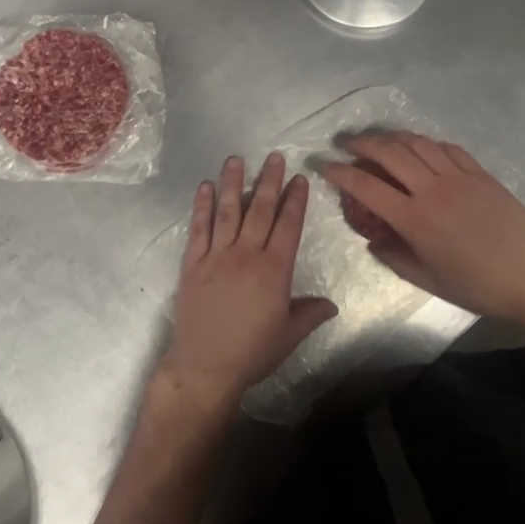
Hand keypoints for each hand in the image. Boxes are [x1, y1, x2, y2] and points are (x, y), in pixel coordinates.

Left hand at [160, 153, 338, 402]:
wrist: (205, 365)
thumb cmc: (252, 352)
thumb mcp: (289, 335)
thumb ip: (310, 314)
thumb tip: (331, 304)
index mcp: (274, 270)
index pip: (288, 225)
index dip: (295, 200)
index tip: (300, 178)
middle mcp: (246, 254)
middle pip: (261, 210)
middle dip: (270, 181)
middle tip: (274, 157)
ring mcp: (217, 255)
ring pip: (228, 211)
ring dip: (234, 183)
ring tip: (237, 159)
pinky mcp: (193, 262)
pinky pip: (198, 228)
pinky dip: (202, 206)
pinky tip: (206, 187)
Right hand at [320, 132, 524, 326]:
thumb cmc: (478, 286)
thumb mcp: (428, 281)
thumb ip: (394, 257)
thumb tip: (373, 240)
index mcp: (415, 220)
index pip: (367, 187)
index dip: (341, 173)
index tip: (324, 166)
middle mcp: (432, 190)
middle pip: (389, 153)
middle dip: (361, 144)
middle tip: (344, 142)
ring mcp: (458, 177)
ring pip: (416, 143)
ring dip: (391, 137)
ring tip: (377, 139)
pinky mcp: (479, 174)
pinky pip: (446, 148)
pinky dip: (425, 143)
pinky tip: (418, 147)